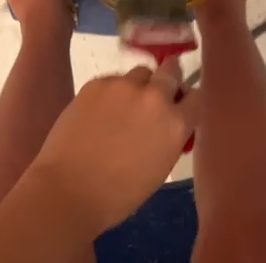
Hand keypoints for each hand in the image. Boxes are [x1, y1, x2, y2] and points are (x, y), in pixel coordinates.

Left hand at [26, 58, 201, 232]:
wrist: (69, 188)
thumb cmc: (118, 194)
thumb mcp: (159, 168)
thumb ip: (170, 137)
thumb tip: (169, 123)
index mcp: (174, 124)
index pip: (196, 97)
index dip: (188, 101)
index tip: (181, 106)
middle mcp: (154, 97)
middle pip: (171, 69)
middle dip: (169, 77)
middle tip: (157, 94)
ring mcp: (124, 85)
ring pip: (140, 73)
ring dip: (139, 85)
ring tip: (122, 108)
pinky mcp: (97, 82)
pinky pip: (113, 80)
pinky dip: (112, 92)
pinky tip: (99, 113)